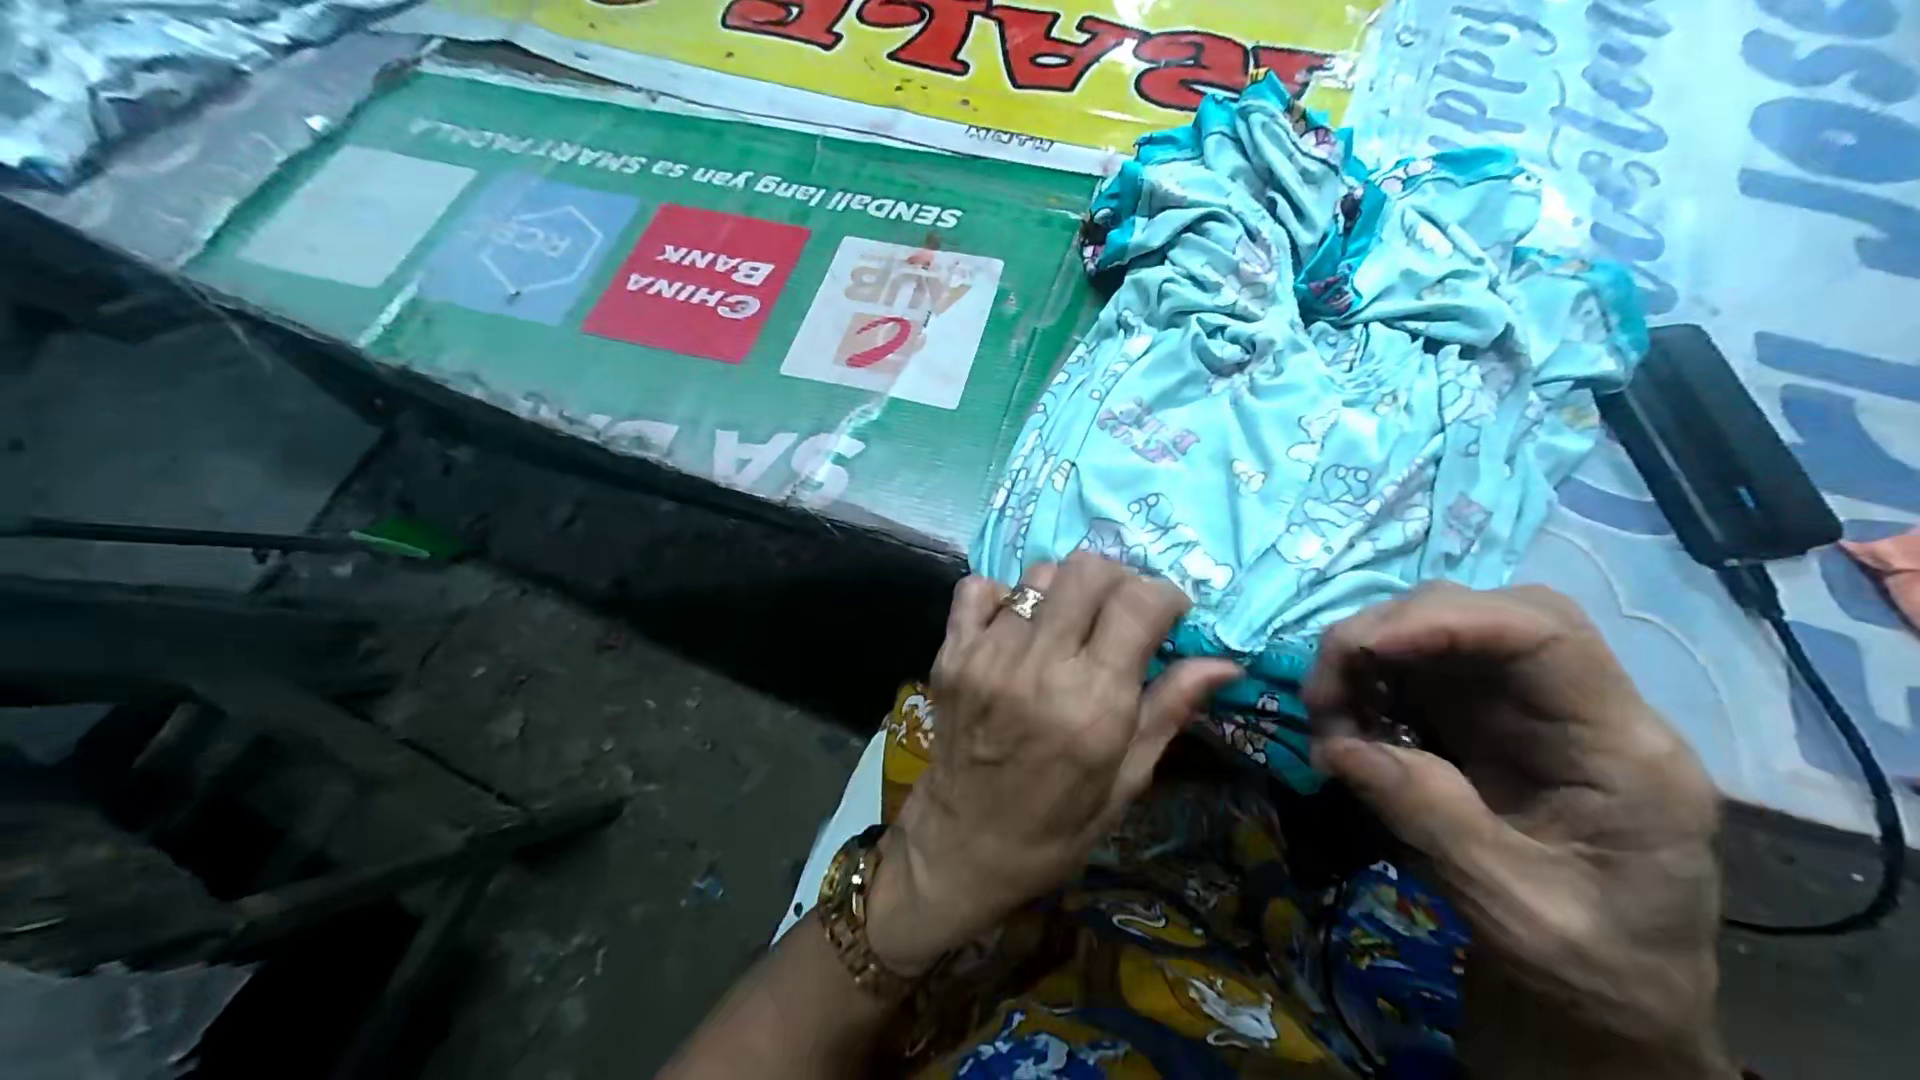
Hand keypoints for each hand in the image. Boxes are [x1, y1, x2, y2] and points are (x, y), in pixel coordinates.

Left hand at [865, 553, 1240, 974]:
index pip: (1139, 602)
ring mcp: (987, 655)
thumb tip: (1227, 663)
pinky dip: (1004, 595)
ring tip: (1070, 624)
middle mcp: (1040, 666)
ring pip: (1039, 574)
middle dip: (1118, 580)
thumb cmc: (1058, 825)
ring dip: (1066, 589)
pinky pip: (977, 587)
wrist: (965, 846)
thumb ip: (1171, 708)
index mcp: (1094, 703)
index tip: (1169, 614)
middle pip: (1088, 570)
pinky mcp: (950, 653)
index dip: (1165, 595)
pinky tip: (1015, 625)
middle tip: (1121, 612)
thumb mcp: (1127, 778)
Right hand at [1303, 584, 1736, 1079]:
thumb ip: (1433, 821)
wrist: (1598, 989)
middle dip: (1388, 631)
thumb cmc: (1585, 960)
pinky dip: (1367, 680)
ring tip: (1329, 715)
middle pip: (1482, 611)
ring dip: (1367, 656)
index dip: (1445, 620)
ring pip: (1438, 628)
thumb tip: (1339, 747)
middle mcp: (1574, 705)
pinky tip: (1347, 721)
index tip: (1362, 649)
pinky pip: (1415, 665)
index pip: (1543, 634)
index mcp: (1621, 749)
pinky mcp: (1480, 714)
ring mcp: (1522, 704)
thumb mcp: (1514, 910)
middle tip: (1324, 694)